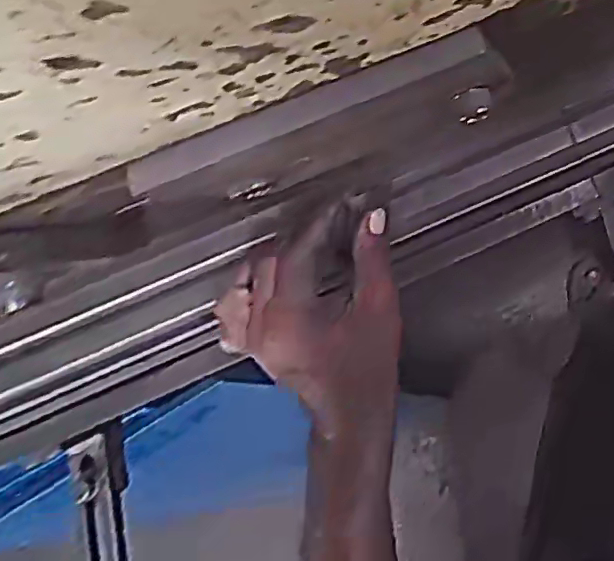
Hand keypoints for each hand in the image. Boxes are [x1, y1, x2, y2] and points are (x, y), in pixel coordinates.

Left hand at [215, 202, 400, 438]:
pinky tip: (270, 278)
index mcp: (290, 315)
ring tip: (306, 243)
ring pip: (246, 280)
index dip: (321, 222)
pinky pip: (233, 307)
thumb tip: (371, 216)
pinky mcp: (250, 344)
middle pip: (268, 261)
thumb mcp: (380, 304)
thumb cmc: (369, 361)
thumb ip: (372, 258)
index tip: (345, 204)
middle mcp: (259, 325)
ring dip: (274, 254)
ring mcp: (249, 337)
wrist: (351, 410)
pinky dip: (249, 285)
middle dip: (302, 234)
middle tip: (335, 219)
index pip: (297, 253)